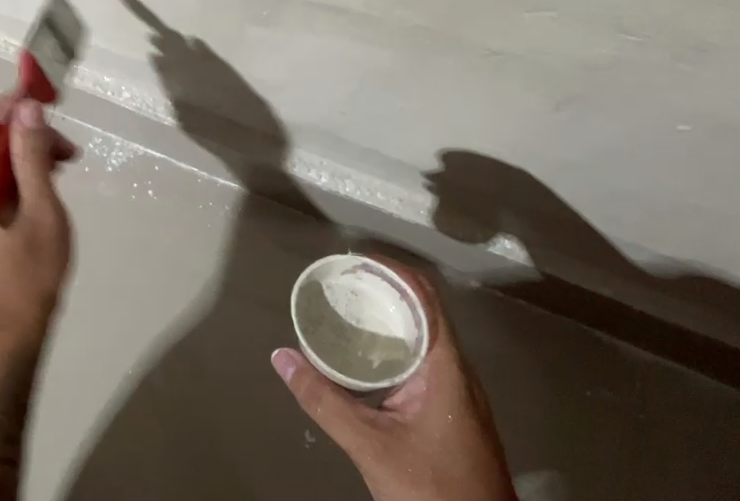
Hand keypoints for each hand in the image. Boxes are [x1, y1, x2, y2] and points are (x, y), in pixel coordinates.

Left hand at [0, 97, 78, 335]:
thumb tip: (26, 107)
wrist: (15, 319)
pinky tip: (52, 173)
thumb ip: (31, 156)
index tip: (36, 108)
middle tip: (62, 141)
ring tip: (66, 158)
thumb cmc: (31, 269)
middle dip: (20, 125)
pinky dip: (20, 162)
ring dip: (25, 143)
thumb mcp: (41, 209)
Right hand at [272, 261, 515, 500]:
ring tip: (345, 311)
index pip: (424, 296)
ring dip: (388, 317)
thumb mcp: (370, 446)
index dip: (391, 269)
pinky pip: (422, 360)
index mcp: (446, 367)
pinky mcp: (452, 412)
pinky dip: (392, 344)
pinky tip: (363, 358)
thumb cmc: (433, 489)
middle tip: (338, 283)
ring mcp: (458, 394)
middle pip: (423, 311)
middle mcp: (457, 372)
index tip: (352, 262)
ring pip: (423, 337)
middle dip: (382, 290)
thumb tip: (281, 356)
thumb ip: (324, 401)